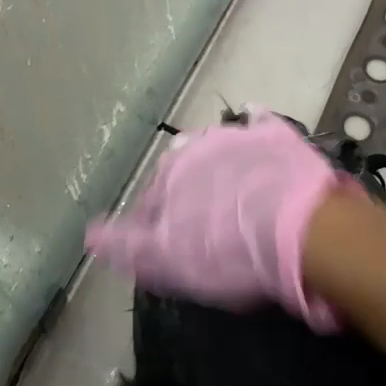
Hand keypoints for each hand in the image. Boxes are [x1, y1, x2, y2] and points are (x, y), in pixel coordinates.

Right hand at [84, 109, 357, 331]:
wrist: (295, 225)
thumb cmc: (228, 251)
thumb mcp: (168, 261)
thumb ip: (126, 246)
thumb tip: (90, 235)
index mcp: (168, 176)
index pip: (150, 201)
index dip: (154, 224)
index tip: (165, 244)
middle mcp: (197, 146)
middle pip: (184, 170)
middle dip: (187, 190)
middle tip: (201, 220)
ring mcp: (238, 135)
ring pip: (218, 147)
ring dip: (219, 163)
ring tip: (230, 191)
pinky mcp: (277, 133)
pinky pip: (260, 124)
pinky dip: (256, 128)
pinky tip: (259, 133)